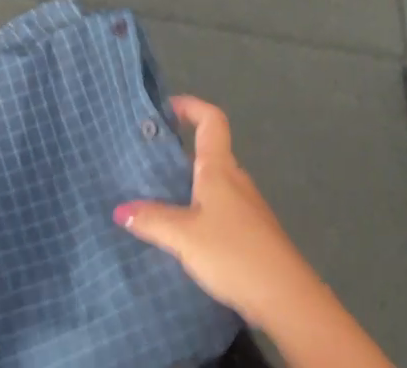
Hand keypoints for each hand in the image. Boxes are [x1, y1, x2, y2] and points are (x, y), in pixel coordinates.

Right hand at [114, 96, 320, 329]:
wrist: (287, 299)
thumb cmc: (234, 253)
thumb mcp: (183, 236)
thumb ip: (151, 220)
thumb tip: (120, 210)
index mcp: (219, 169)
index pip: (211, 121)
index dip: (191, 106)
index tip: (167, 108)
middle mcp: (236, 181)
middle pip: (209, 152)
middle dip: (181, 150)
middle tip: (147, 159)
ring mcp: (247, 207)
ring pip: (214, 182)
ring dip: (189, 182)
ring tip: (157, 196)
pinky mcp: (251, 233)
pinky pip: (220, 207)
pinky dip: (199, 208)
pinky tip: (183, 232)